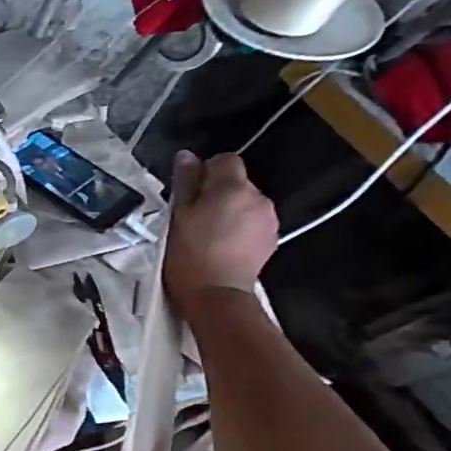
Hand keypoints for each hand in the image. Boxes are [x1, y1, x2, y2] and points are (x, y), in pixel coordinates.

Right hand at [165, 150, 277, 316]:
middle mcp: (258, 198)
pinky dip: (240, 225)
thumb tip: (186, 156)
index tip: (190, 193)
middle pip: (237, 182)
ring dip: (230, 209)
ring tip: (209, 232)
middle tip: (194, 216)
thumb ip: (186, 183)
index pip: (226, 160)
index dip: (206, 171)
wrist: (216, 293)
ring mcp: (269, 218)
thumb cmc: (188, 253)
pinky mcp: (272, 237)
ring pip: (246, 201)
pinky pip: (253, 220)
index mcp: (233, 189)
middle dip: (218, 192)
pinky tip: (224, 244)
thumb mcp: (178, 216)